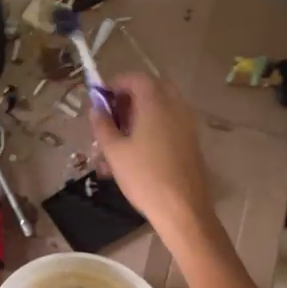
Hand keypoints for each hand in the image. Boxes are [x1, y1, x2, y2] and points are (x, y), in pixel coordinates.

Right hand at [92, 72, 215, 236]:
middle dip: (128, 99)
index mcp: (156, 104)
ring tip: (117, 141)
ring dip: (138, 116)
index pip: (137, 78)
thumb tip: (96, 109)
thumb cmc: (144, 177)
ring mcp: (186, 125)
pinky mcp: (190, 142)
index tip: (100, 99)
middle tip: (111, 116)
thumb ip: (102, 125)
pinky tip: (135, 155)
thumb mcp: (114, 151)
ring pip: (160, 109)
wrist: (182, 209)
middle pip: (151, 90)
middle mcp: (175, 108)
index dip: (116, 83)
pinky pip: (168, 124)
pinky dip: (151, 128)